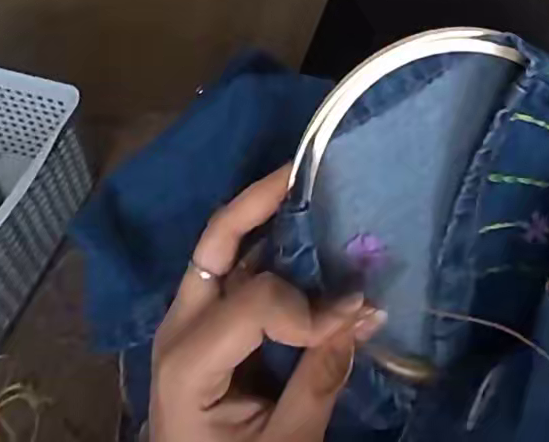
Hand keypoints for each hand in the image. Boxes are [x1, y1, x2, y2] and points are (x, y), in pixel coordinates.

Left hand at [149, 167, 385, 441]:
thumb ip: (321, 378)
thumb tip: (367, 310)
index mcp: (187, 360)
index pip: (255, 303)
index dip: (310, 308)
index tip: (356, 319)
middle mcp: (181, 322)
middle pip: (218, 239)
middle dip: (262, 198)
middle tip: (307, 170)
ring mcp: (191, 317)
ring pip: (226, 244)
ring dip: (269, 214)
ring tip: (312, 195)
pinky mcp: (208, 321)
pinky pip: (238, 267)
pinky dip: (272, 243)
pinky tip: (306, 236)